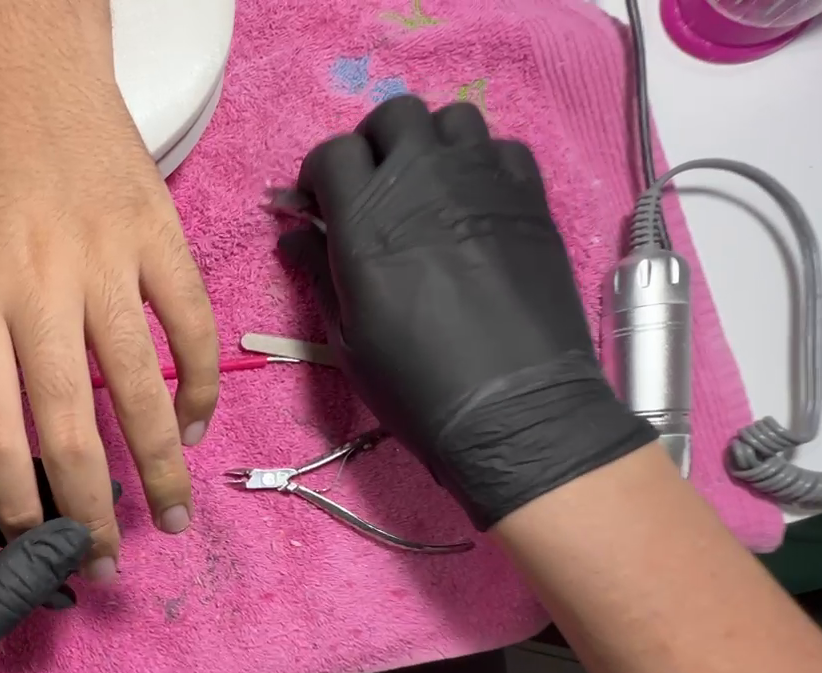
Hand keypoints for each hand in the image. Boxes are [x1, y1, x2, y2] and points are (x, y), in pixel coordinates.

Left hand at [0, 0, 217, 581]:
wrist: (11, 48)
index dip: (17, 504)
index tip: (34, 546)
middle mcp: (41, 292)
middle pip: (73, 430)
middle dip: (93, 512)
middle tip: (111, 564)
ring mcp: (106, 260)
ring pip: (143, 388)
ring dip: (164, 466)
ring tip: (176, 519)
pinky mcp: (156, 230)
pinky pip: (189, 320)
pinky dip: (200, 378)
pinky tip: (198, 421)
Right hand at [280, 96, 652, 528]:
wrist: (509, 405)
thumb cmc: (411, 382)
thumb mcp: (344, 337)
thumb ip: (317, 272)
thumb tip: (293, 235)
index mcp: (366, 223)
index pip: (332, 154)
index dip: (317, 176)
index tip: (316, 208)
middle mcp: (425, 184)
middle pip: (393, 117)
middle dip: (370, 145)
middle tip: (366, 190)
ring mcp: (484, 182)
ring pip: (450, 118)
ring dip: (424, 145)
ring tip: (419, 190)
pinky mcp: (528, 195)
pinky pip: (498, 147)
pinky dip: (474, 161)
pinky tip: (466, 203)